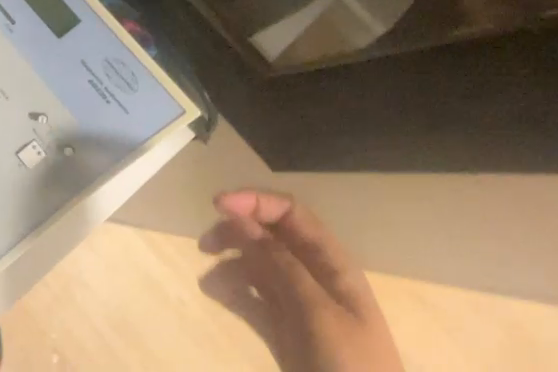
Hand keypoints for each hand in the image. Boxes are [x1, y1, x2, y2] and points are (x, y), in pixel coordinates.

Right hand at [198, 190, 403, 371]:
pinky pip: (251, 297)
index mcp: (331, 264)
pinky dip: (231, 290)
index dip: (255, 202)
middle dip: (235, 232)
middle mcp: (312, 276)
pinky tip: (215, 294)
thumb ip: (278, 262)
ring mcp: (296, 304)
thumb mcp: (317, 312)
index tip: (217, 205)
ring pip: (255, 265)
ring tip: (210, 282)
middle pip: (268, 235)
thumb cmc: (351, 367)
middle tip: (205, 245)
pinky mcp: (282, 329)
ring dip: (230, 264)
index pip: (290, 214)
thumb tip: (238, 216)